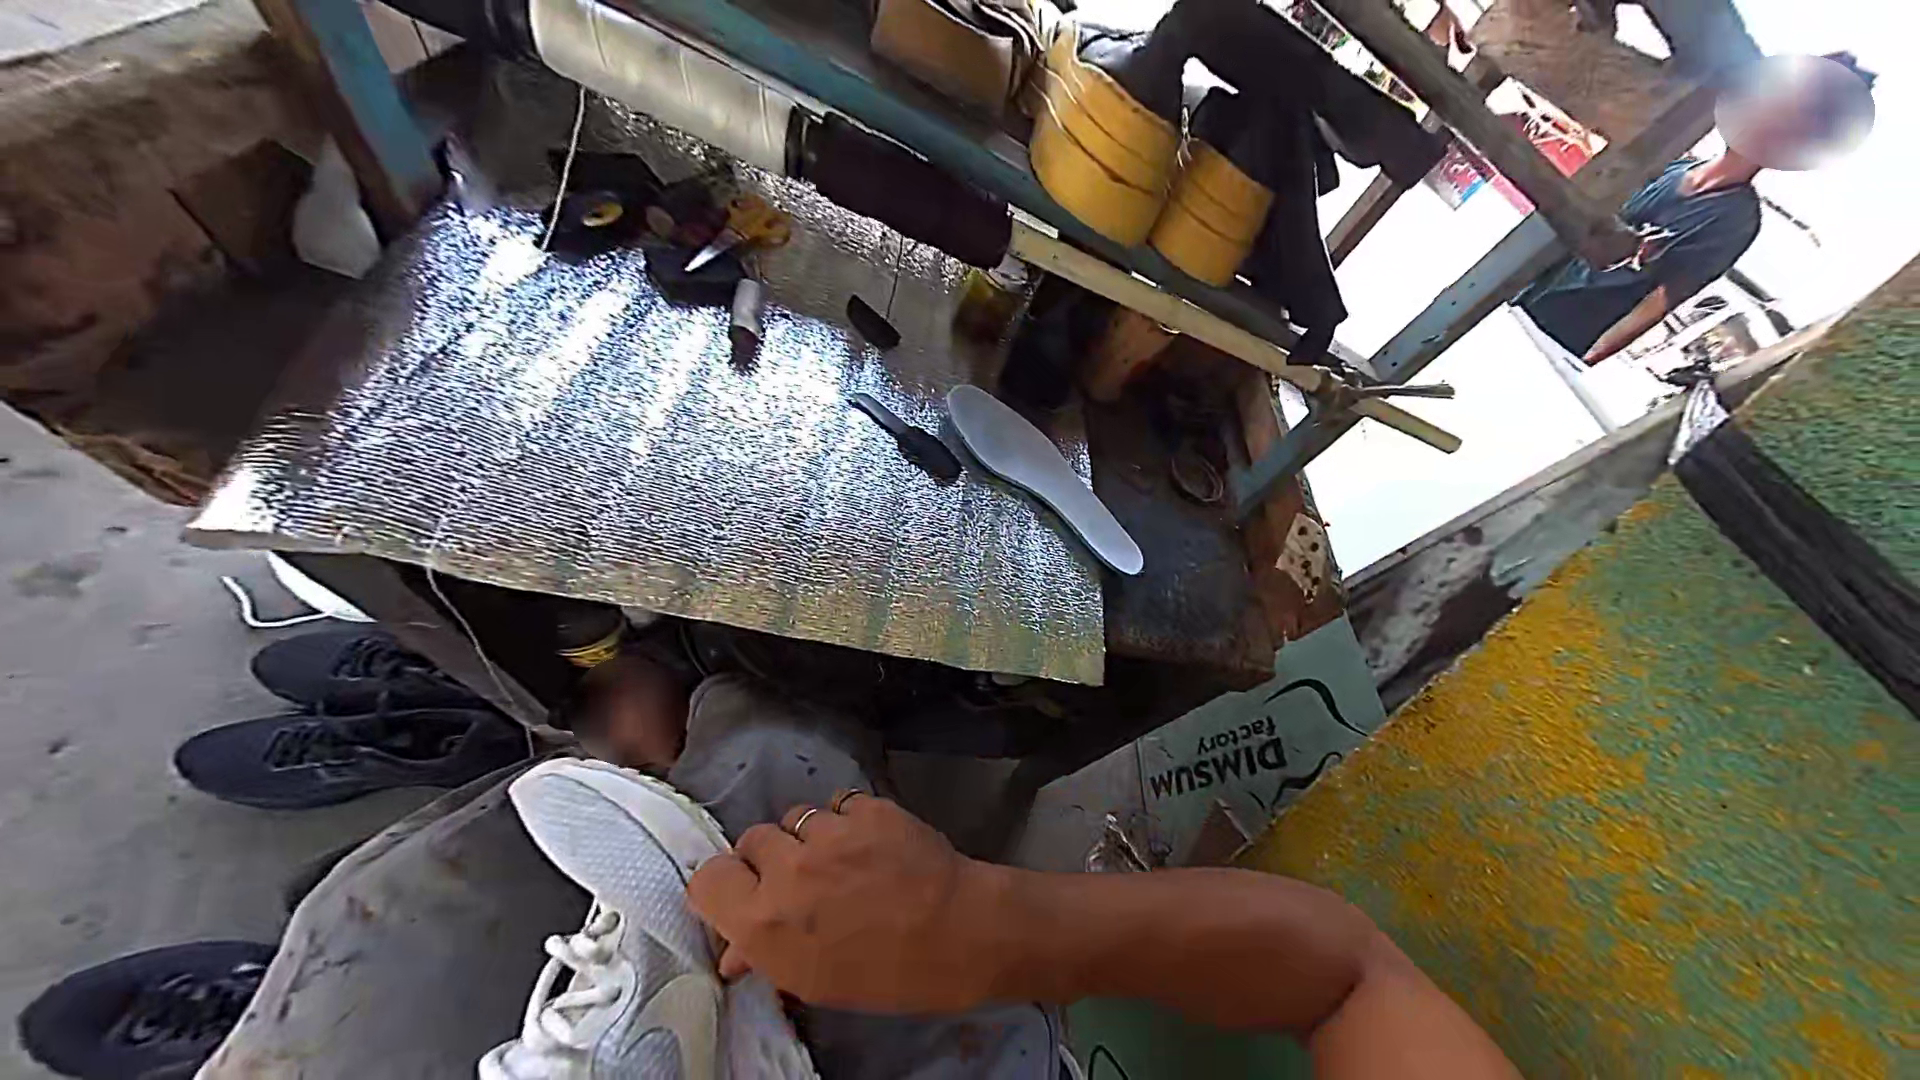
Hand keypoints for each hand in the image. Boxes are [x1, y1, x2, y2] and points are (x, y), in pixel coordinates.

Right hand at [687, 793, 1012, 1012]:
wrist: (956, 931)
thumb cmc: (884, 972)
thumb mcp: (815, 980)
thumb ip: (766, 954)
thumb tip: (734, 949)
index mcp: (766, 922)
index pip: (708, 879)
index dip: (724, 884)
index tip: (742, 891)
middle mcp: (789, 869)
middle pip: (753, 839)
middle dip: (770, 857)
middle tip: (799, 876)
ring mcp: (830, 832)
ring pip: (797, 817)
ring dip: (809, 836)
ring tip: (841, 858)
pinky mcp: (865, 806)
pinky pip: (839, 804)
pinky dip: (846, 818)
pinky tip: (868, 839)